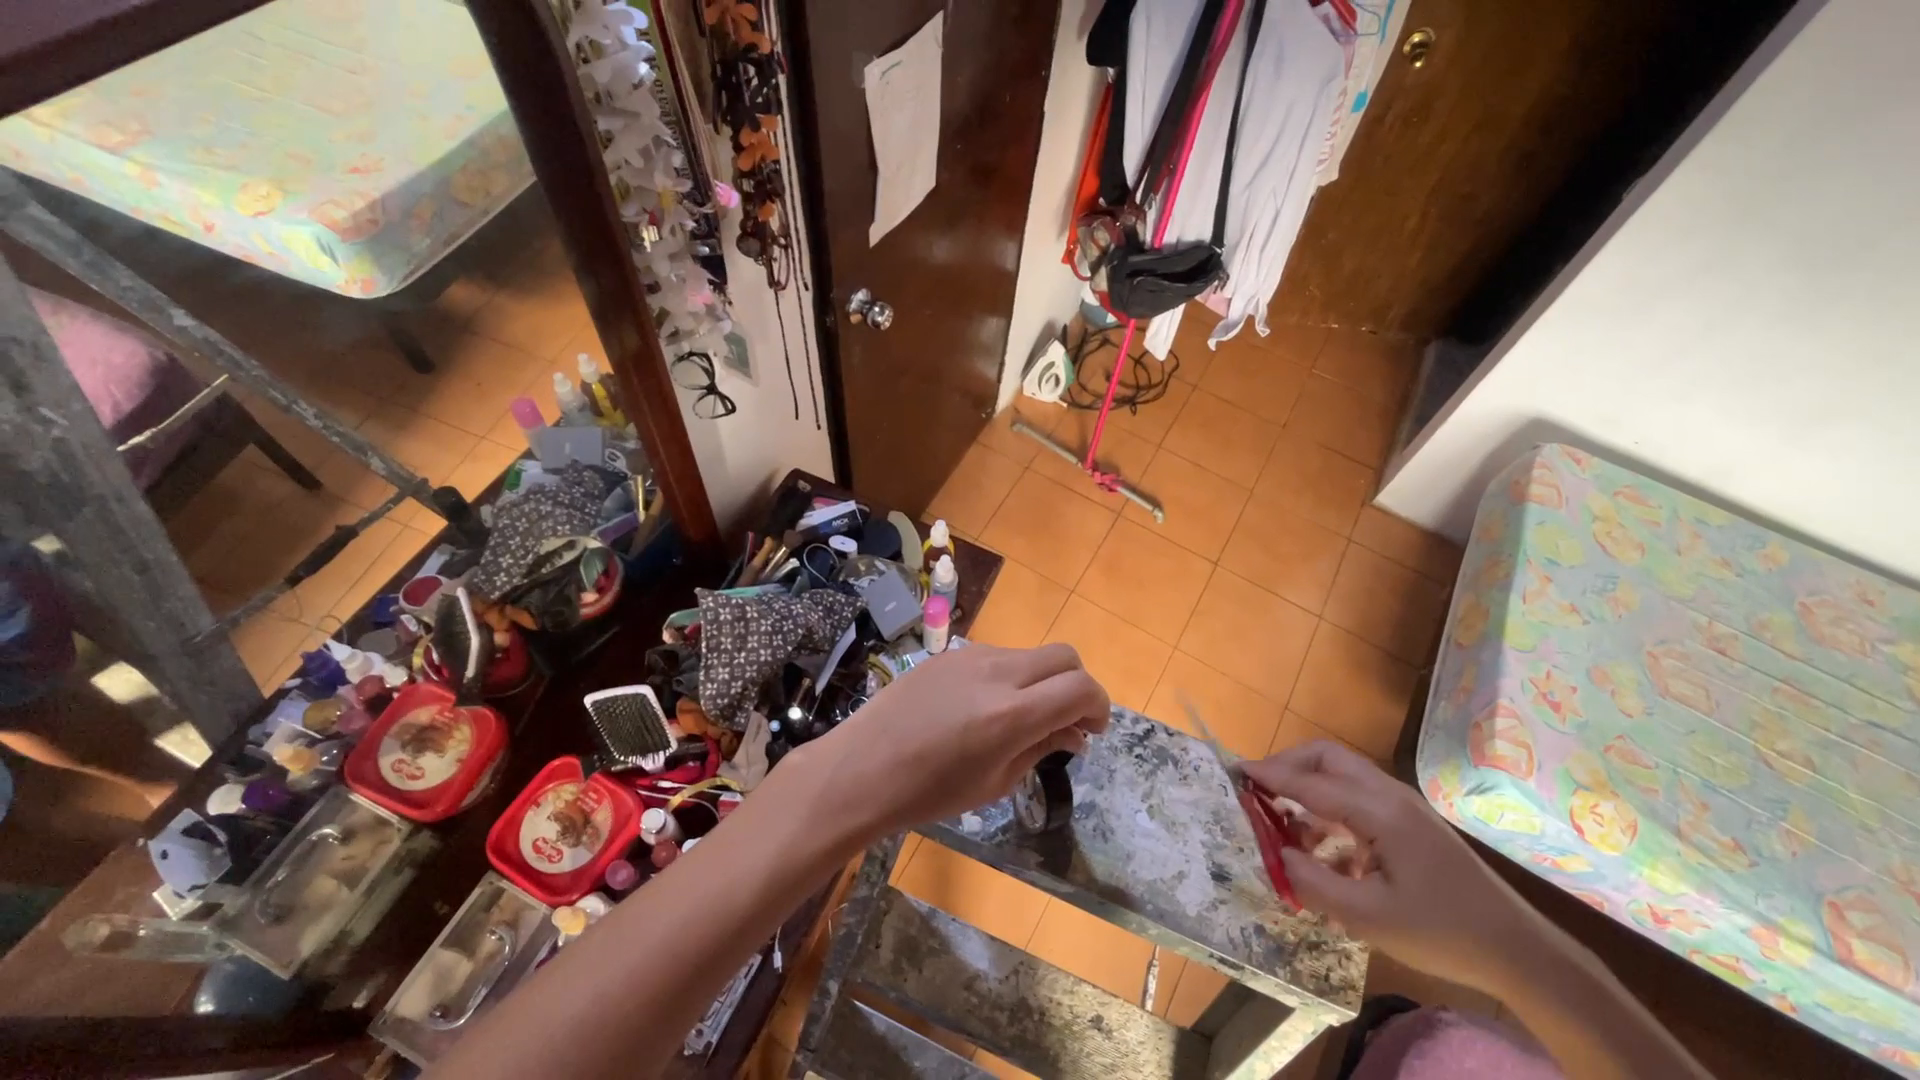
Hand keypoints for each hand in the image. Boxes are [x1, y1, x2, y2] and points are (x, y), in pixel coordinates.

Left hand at [792, 643, 1110, 838]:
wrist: (862, 769)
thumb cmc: (930, 792)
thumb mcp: (996, 782)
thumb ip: (1042, 747)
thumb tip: (1075, 732)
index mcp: (1012, 713)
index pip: (1081, 688)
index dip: (1098, 707)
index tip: (1091, 731)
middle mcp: (996, 672)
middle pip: (1063, 656)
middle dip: (1077, 685)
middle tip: (1067, 720)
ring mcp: (969, 656)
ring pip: (1029, 654)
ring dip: (1041, 681)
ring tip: (1022, 719)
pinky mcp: (947, 653)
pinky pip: (995, 656)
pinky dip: (1009, 677)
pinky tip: (984, 709)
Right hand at [1244, 740, 1553, 997]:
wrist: (1516, 948)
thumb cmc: (1441, 933)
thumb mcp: (1368, 918)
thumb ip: (1313, 883)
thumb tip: (1274, 853)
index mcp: (1381, 813)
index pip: (1312, 783)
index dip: (1270, 776)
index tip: (1234, 773)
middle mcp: (1391, 796)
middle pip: (1328, 757)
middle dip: (1287, 766)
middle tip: (1256, 790)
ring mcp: (1403, 807)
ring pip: (1343, 774)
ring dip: (1307, 785)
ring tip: (1278, 820)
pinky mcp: (1410, 823)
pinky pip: (1357, 796)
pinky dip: (1326, 804)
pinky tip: (1316, 842)